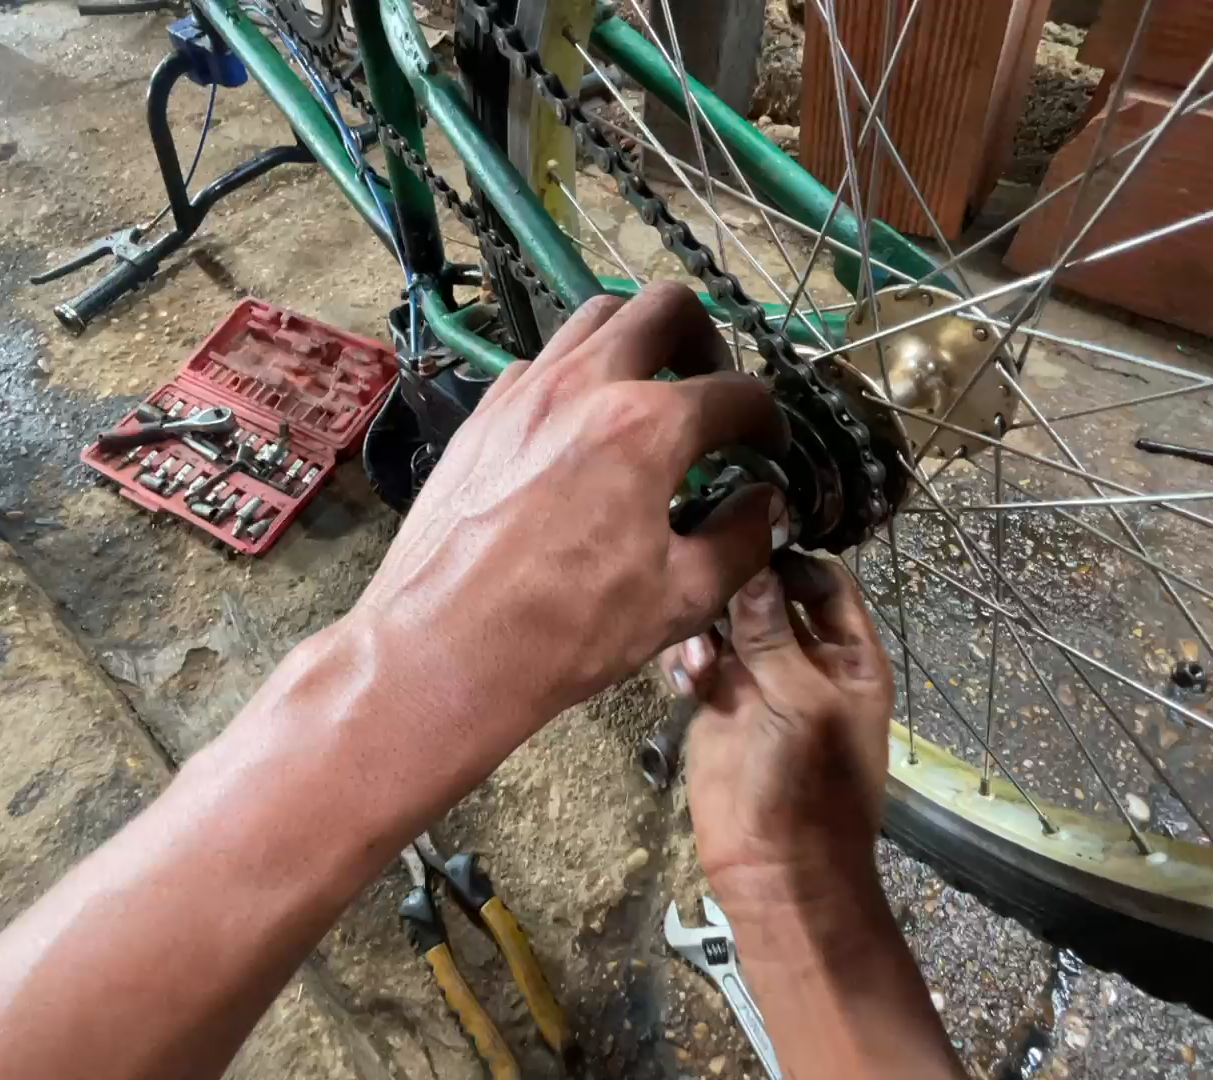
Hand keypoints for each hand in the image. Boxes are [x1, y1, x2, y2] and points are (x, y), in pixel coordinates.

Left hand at [351, 283, 789, 736]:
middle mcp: (582, 386)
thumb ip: (740, 539)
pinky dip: (573, 377)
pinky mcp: (480, 416)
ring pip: (592, 320)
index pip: (736, 392)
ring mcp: (521, 393)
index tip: (768, 449)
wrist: (443, 648)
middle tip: (710, 393)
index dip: (769, 420)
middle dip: (706, 340)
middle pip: (663, 308)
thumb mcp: (679, 598)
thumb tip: (762, 503)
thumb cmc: (565, 630)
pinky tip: (575, 432)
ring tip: (645, 400)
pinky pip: (537, 365)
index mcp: (644, 427)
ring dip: (635, 344)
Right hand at [660, 553, 894, 903]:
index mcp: (846, 656)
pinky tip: (684, 683)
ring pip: (724, 620)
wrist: (772, 867)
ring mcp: (755, 677)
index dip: (789, 561)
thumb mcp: (802, 705)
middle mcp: (801, 656)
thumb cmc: (808, 786)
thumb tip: (752, 567)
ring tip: (698, 665)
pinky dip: (686, 659)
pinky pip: (696, 656)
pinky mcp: (714, 698)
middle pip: (765, 594)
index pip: (823, 582)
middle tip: (698, 580)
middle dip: (735, 589)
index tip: (743, 546)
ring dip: (706, 630)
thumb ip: (774, 635)